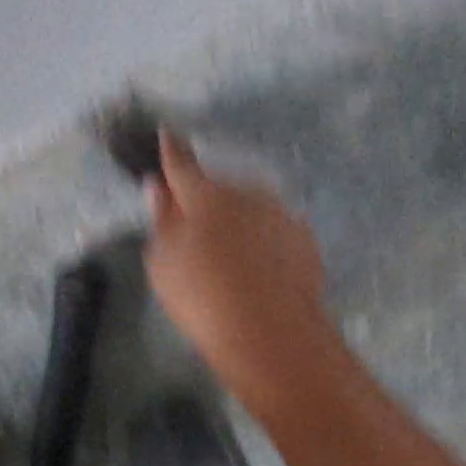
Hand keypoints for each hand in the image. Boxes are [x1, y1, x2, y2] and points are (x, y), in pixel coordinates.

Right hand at [144, 131, 336, 403]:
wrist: (270, 332)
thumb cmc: (203, 299)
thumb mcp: (164, 265)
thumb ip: (162, 222)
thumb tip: (160, 190)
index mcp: (205, 196)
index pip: (182, 166)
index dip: (172, 152)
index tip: (168, 134)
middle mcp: (247, 194)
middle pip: (222, 189)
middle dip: (211, 200)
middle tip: (202, 231)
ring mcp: (281, 215)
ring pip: (255, 208)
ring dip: (244, 221)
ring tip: (236, 257)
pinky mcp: (306, 240)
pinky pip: (279, 233)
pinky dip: (269, 242)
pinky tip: (265, 269)